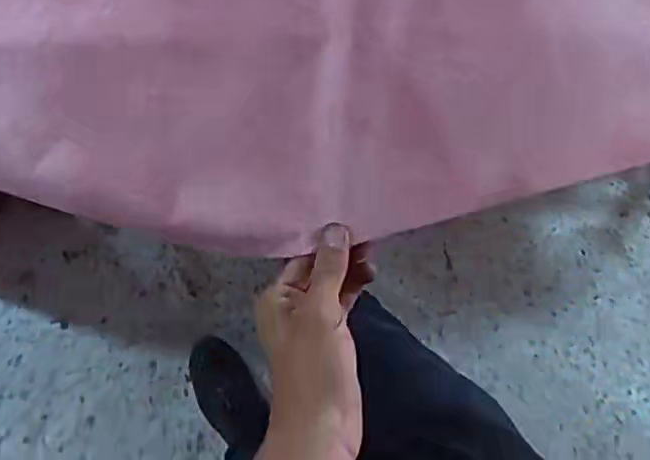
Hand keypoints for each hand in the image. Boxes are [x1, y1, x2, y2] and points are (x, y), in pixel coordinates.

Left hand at [254, 224, 375, 459]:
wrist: (322, 431)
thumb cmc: (314, 369)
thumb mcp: (320, 312)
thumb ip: (329, 269)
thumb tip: (335, 228)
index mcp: (277, 297)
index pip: (303, 255)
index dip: (326, 238)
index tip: (350, 218)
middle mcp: (291, 305)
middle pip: (318, 267)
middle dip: (341, 251)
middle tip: (368, 233)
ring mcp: (312, 321)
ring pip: (332, 282)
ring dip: (350, 267)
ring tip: (373, 250)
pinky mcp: (331, 335)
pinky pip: (341, 299)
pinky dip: (354, 286)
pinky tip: (369, 274)